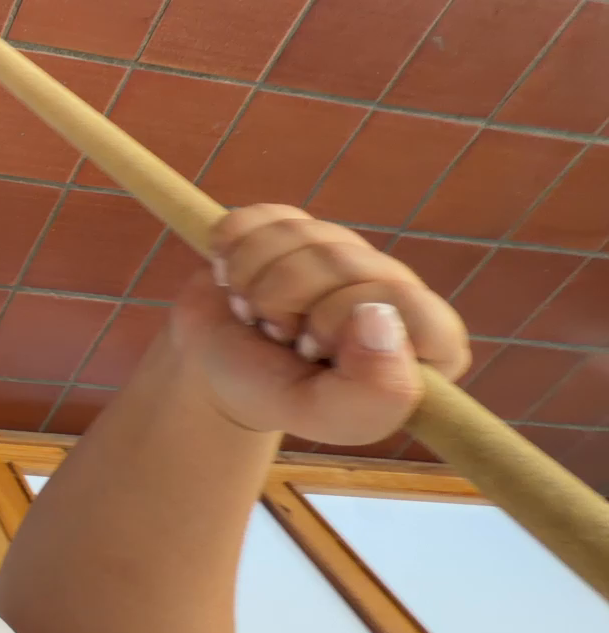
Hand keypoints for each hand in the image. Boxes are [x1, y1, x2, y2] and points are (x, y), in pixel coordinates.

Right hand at [168, 204, 470, 444]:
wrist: (210, 364)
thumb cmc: (272, 393)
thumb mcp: (327, 416)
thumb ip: (376, 390)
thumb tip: (380, 317)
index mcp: (422, 337)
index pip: (402, 300)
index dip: (341, 319)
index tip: (311, 350)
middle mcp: (386, 286)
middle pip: (338, 259)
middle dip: (282, 299)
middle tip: (274, 332)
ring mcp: (334, 251)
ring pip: (294, 232)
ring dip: (249, 277)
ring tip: (250, 309)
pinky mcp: (283, 228)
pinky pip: (256, 215)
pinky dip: (229, 247)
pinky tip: (230, 276)